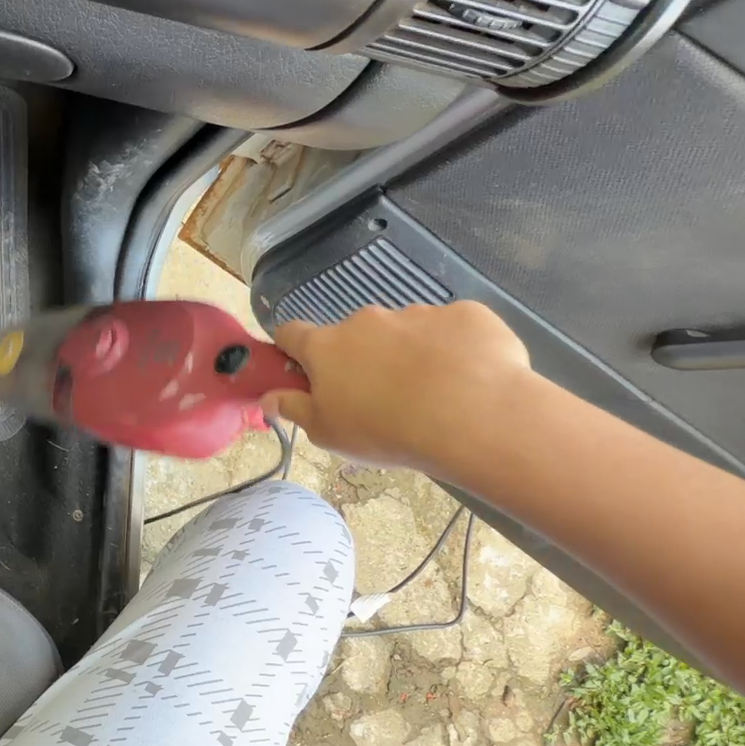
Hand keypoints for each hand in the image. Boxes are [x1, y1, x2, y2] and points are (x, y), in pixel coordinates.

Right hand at [261, 301, 536, 476]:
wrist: (476, 418)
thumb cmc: (385, 429)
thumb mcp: (326, 432)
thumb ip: (293, 409)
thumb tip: (268, 397)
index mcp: (325, 346)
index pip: (290, 333)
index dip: (293, 350)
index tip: (305, 374)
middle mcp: (366, 320)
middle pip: (352, 335)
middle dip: (359, 358)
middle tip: (377, 397)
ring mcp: (418, 313)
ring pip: (403, 331)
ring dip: (407, 353)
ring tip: (431, 392)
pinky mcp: (467, 314)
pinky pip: (451, 329)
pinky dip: (453, 348)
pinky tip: (466, 377)